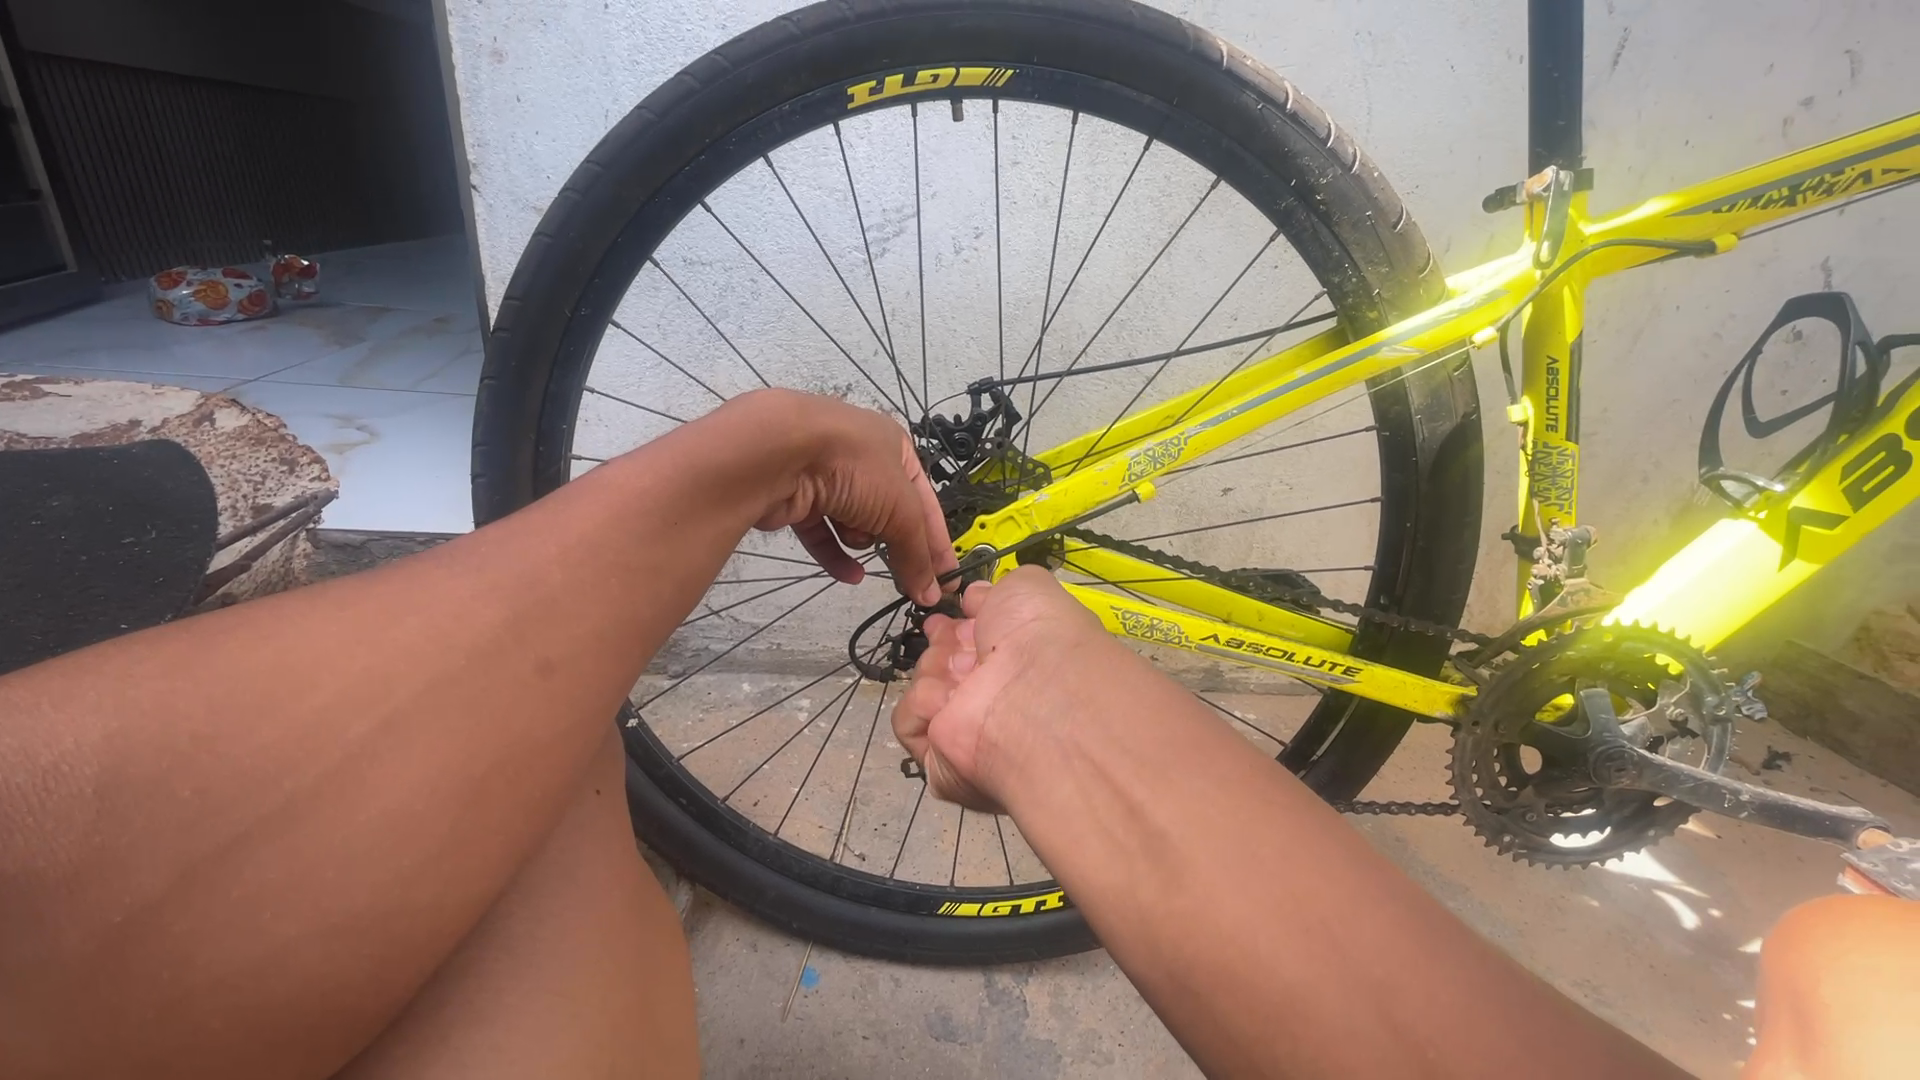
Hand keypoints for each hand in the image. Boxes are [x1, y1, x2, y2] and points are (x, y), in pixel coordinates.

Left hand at [744, 390, 958, 606]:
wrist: (779, 452)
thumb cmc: (854, 466)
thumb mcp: (901, 509)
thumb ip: (917, 553)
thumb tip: (931, 593)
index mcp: (896, 449)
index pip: (926, 503)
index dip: (938, 543)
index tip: (947, 580)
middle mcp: (863, 460)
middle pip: (890, 515)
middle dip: (897, 543)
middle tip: (910, 582)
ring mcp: (827, 478)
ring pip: (855, 524)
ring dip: (861, 538)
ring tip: (859, 539)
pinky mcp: (798, 498)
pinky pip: (822, 534)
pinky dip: (835, 554)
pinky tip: (850, 575)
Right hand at [891, 566, 1115, 810]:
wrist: (1036, 693)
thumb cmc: (1039, 636)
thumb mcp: (1028, 588)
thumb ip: (996, 591)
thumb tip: (975, 597)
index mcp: (1012, 658)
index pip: (966, 642)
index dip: (950, 627)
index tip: (942, 619)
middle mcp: (991, 693)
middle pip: (940, 660)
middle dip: (942, 646)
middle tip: (955, 645)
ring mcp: (967, 727)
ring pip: (923, 684)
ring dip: (935, 672)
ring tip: (962, 678)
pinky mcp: (940, 758)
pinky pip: (908, 721)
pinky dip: (922, 707)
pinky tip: (947, 705)